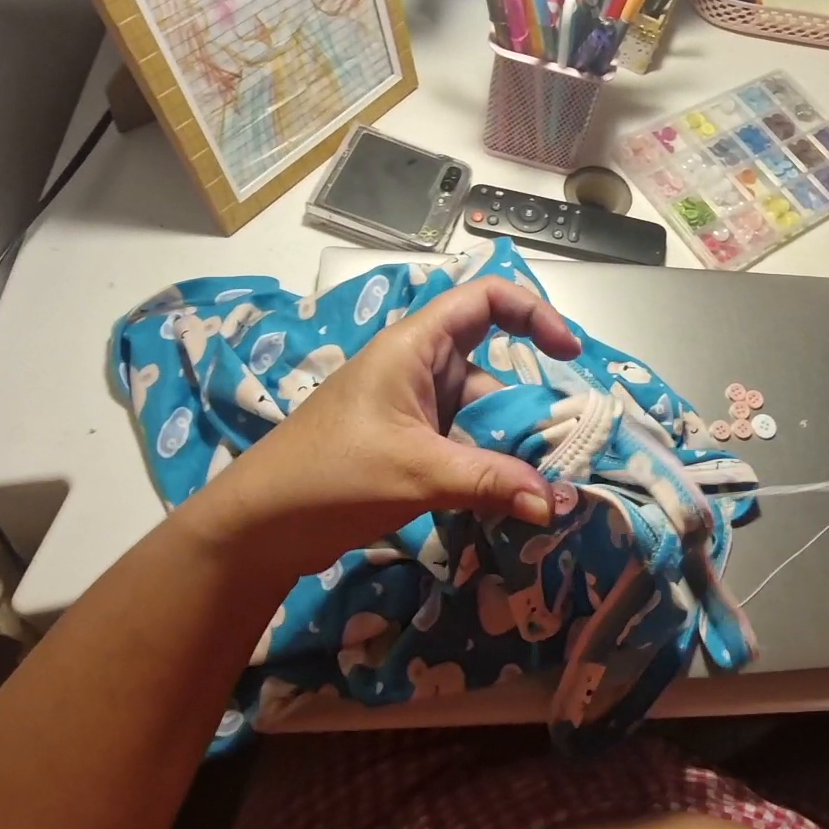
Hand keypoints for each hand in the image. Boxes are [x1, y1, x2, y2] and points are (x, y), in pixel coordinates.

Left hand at [173, 277, 581, 573]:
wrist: (259, 528)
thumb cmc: (329, 476)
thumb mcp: (417, 473)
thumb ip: (491, 482)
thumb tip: (556, 503)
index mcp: (415, 347)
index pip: (485, 300)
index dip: (534, 314)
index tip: (570, 353)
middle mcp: (420, 370)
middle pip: (494, 371)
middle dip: (530, 409)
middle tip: (566, 451)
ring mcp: (415, 410)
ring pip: (483, 416)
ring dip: (512, 447)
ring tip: (544, 488)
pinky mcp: (410, 446)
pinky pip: (466, 446)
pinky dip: (490, 467)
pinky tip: (512, 498)